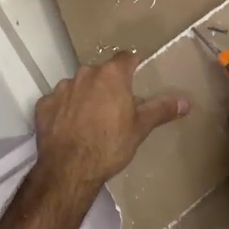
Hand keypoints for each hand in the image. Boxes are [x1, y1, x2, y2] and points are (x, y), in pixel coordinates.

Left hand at [33, 50, 187, 193]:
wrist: (68, 170)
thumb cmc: (110, 146)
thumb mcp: (140, 128)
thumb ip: (161, 109)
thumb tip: (185, 101)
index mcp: (111, 75)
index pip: (126, 57)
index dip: (133, 66)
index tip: (137, 77)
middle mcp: (85, 73)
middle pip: (101, 72)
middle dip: (108, 85)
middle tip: (116, 107)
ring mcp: (62, 88)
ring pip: (78, 85)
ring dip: (85, 96)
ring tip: (91, 120)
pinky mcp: (43, 105)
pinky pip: (58, 102)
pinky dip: (65, 110)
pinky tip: (70, 128)